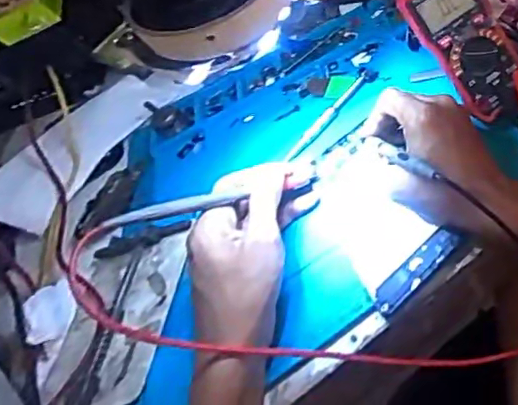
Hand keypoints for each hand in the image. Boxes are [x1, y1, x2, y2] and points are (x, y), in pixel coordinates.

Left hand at [188, 164, 311, 349]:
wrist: (237, 349)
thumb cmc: (249, 291)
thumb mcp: (263, 238)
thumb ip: (266, 199)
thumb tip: (272, 172)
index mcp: (209, 223)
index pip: (236, 182)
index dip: (265, 172)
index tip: (292, 169)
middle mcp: (211, 231)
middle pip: (244, 195)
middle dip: (276, 184)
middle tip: (304, 175)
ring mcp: (223, 247)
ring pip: (253, 212)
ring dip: (280, 200)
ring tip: (308, 187)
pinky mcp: (236, 261)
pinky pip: (255, 230)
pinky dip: (276, 219)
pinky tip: (300, 209)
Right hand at [359, 89, 517, 239]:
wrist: (488, 199)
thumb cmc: (444, 192)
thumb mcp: (402, 183)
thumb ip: (383, 161)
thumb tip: (379, 151)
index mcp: (422, 114)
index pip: (388, 98)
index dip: (375, 118)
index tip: (374, 141)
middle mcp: (439, 103)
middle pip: (404, 99)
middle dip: (390, 121)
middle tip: (386, 148)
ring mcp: (454, 108)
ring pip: (420, 105)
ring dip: (407, 123)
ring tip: (405, 150)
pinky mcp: (464, 118)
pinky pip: (436, 112)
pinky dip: (424, 124)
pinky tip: (425, 149)